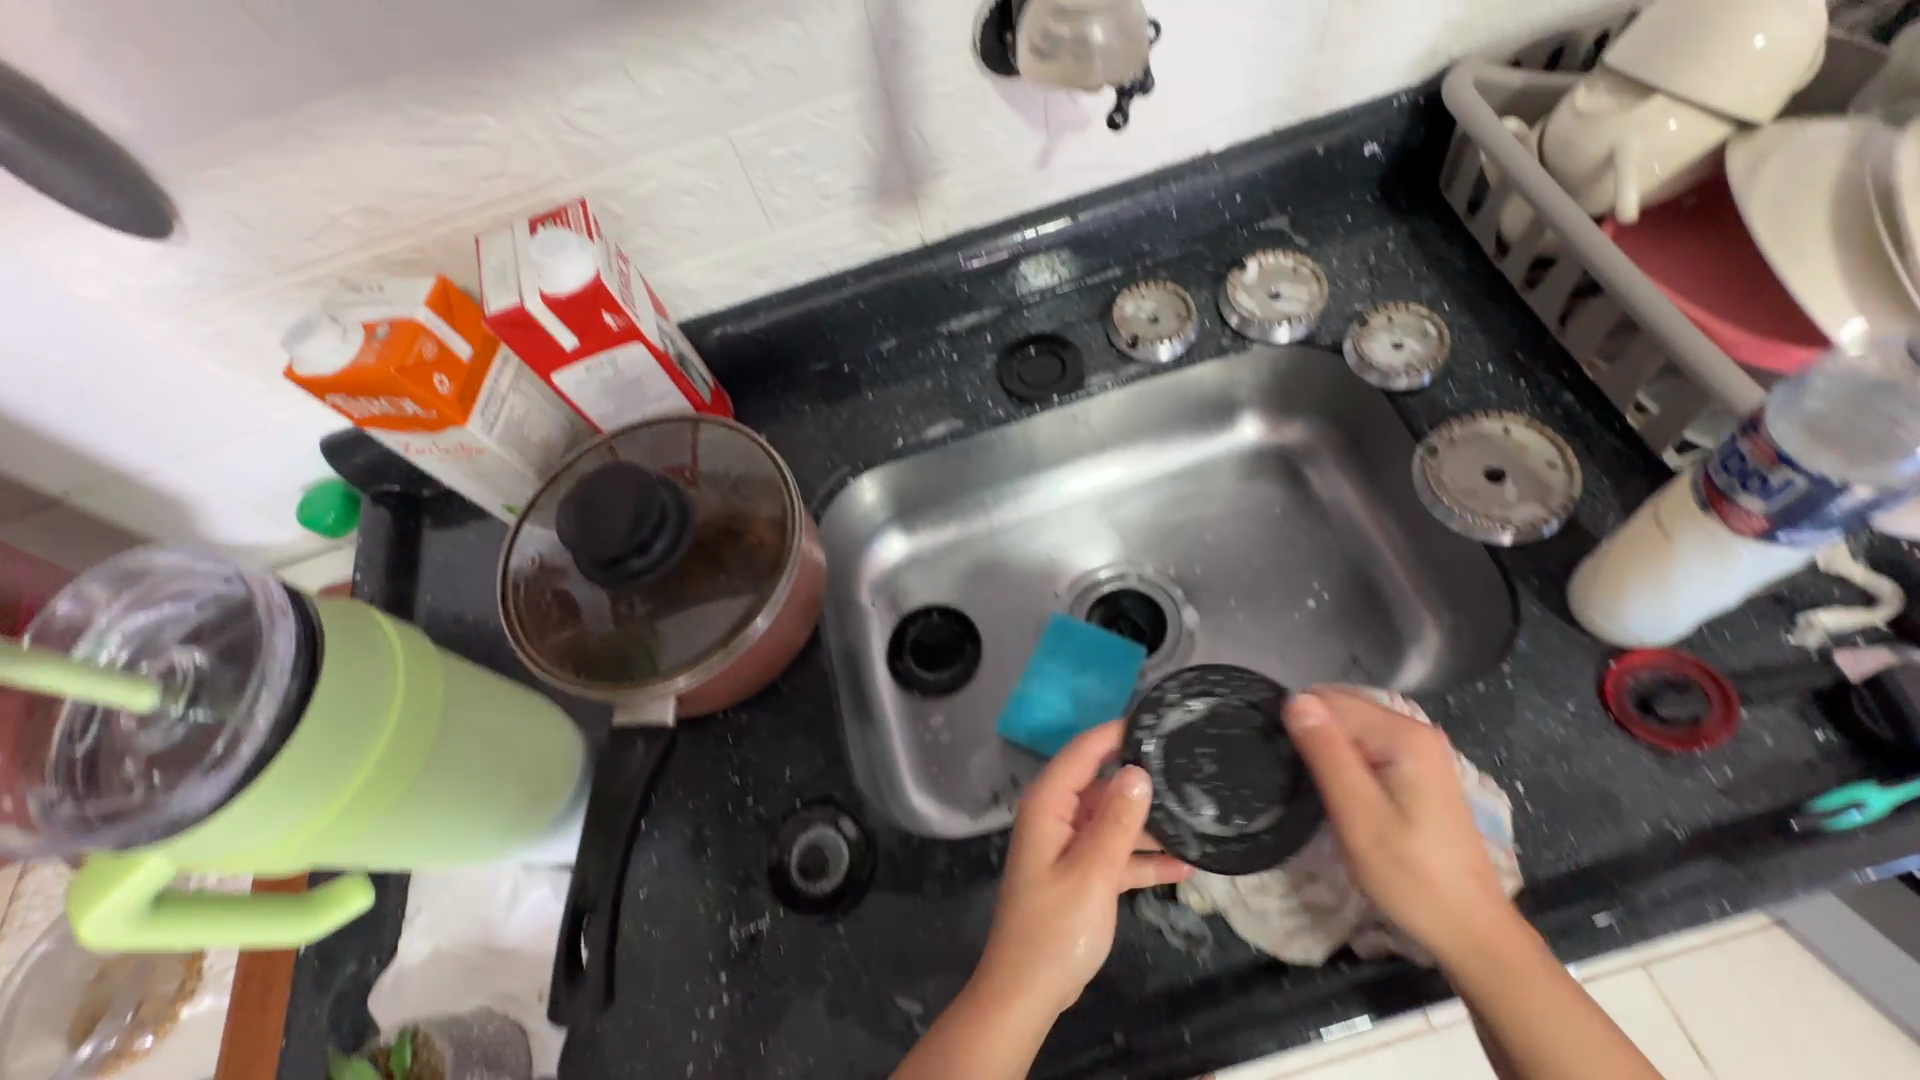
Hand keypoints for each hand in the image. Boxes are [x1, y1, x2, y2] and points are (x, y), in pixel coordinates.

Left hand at [974, 721, 1192, 1015]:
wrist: (1028, 992)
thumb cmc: (1055, 928)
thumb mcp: (1093, 872)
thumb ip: (1117, 821)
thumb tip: (1138, 771)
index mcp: (1049, 804)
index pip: (1084, 751)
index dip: (1118, 732)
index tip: (1160, 719)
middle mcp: (1057, 816)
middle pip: (1103, 784)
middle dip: (1143, 780)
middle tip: (1193, 769)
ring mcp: (1069, 846)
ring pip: (1114, 820)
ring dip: (1150, 826)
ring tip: (1200, 819)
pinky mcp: (1081, 873)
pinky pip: (1116, 854)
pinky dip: (1144, 859)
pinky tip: (1187, 867)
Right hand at [1283, 686, 1518, 965]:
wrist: (1469, 926)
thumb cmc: (1409, 875)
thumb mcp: (1358, 816)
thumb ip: (1326, 754)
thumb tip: (1295, 699)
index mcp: (1403, 736)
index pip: (1329, 700)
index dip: (1300, 724)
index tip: (1286, 763)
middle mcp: (1417, 731)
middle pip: (1343, 707)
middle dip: (1314, 733)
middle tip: (1302, 781)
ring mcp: (1422, 750)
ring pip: (1353, 726)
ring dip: (1328, 748)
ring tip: (1320, 790)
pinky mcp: (1420, 770)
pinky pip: (1368, 745)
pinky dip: (1347, 760)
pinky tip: (1343, 794)